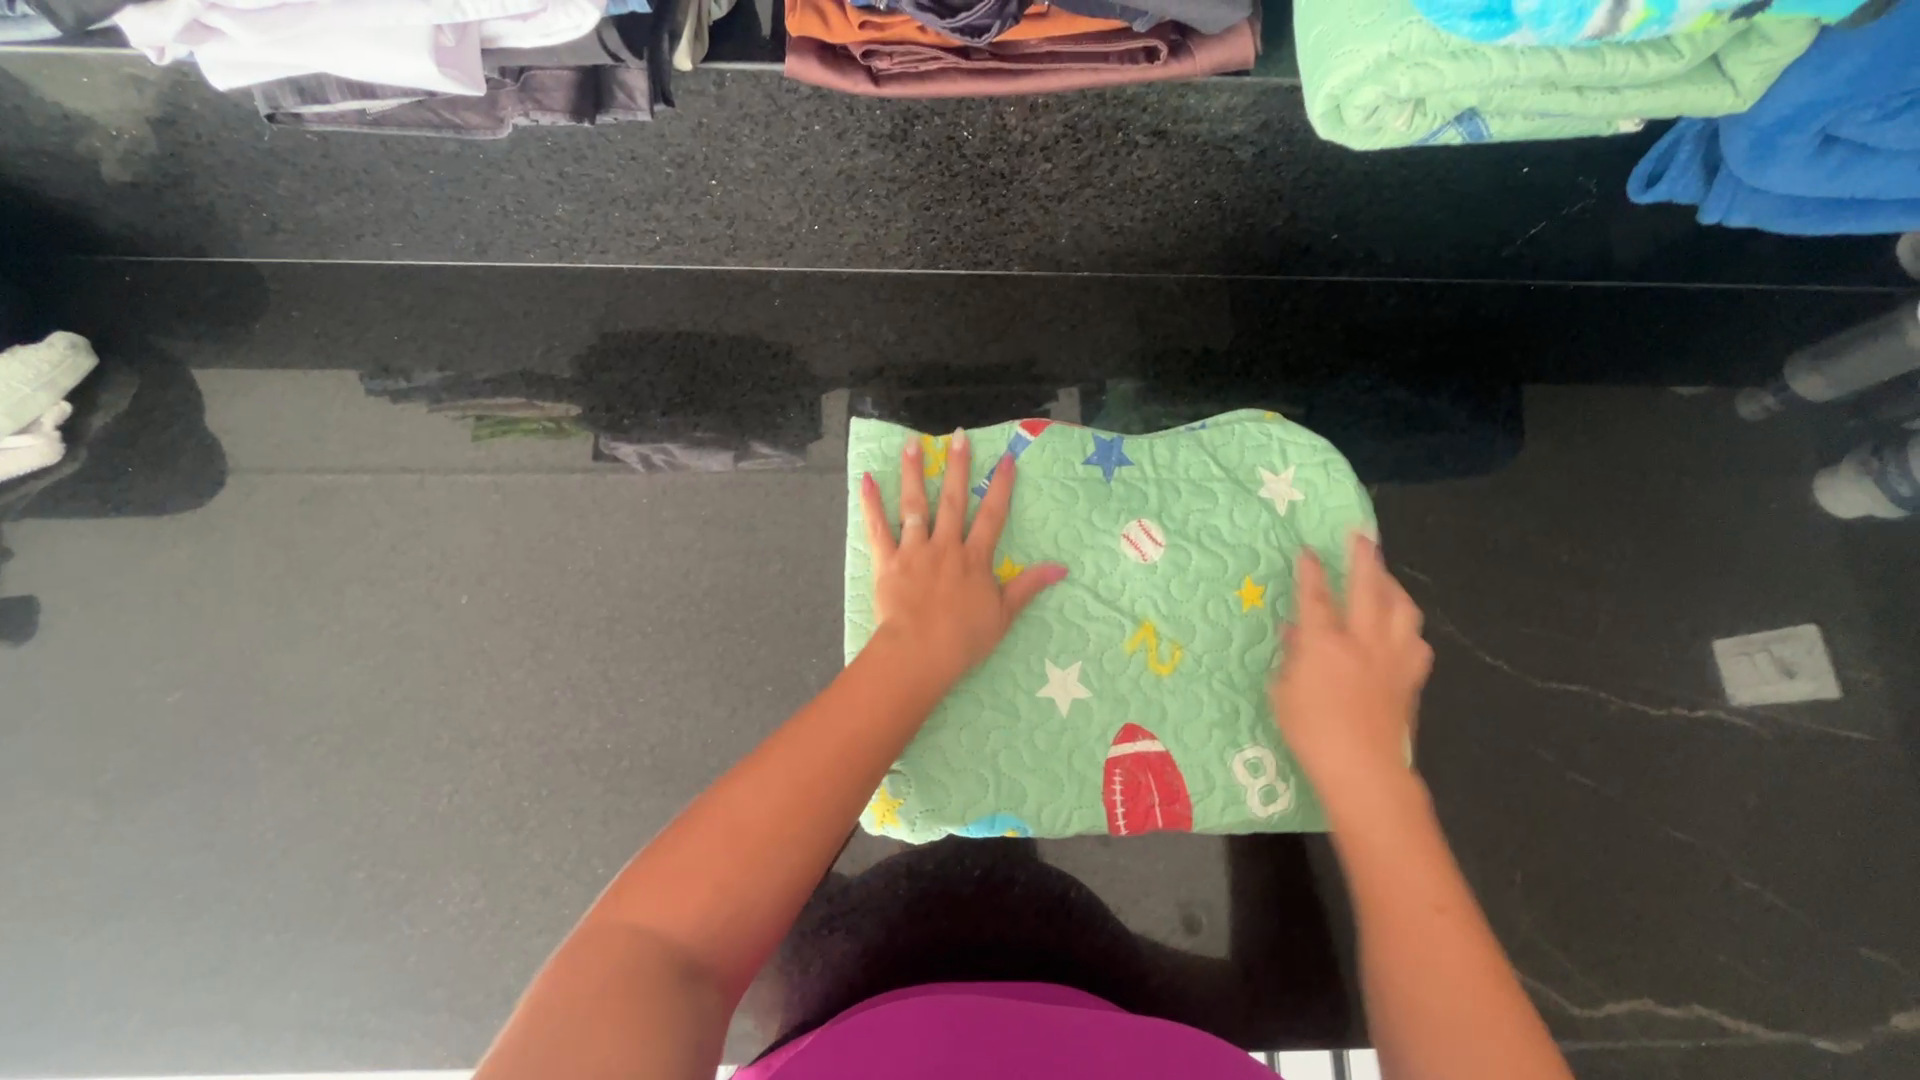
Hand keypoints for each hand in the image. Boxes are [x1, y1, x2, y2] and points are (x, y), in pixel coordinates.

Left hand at [858, 428, 1066, 687]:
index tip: (1006, 458)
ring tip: (912, 444)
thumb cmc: (964, 639)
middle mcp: (945, 546)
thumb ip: (1029, 586)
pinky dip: (871, 504)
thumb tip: (1061, 568)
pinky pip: (878, 529)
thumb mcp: (1004, 614)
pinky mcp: (887, 562)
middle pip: (952, 500)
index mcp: (974, 558)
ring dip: (913, 473)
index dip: (1000, 486)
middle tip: (957, 436)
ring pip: (914, 505)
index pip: (992, 515)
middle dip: (957, 467)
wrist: (920, 652)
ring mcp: (914, 551)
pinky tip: (867, 479)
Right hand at [1269, 532, 1432, 801]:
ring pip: (1402, 608)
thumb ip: (1291, 658)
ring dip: (1392, 587)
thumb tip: (1296, 634)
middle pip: (1368, 587)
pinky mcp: (1411, 678)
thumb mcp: (1283, 693)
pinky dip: (1406, 629)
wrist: (1364, 770)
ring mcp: (1392, 657)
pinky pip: (1415, 642)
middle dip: (1363, 558)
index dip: (1311, 570)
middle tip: (1360, 536)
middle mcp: (1362, 641)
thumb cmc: (1311, 732)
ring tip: (1384, 579)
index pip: (1316, 595)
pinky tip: (1400, 631)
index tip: (1308, 550)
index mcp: (1324, 643)